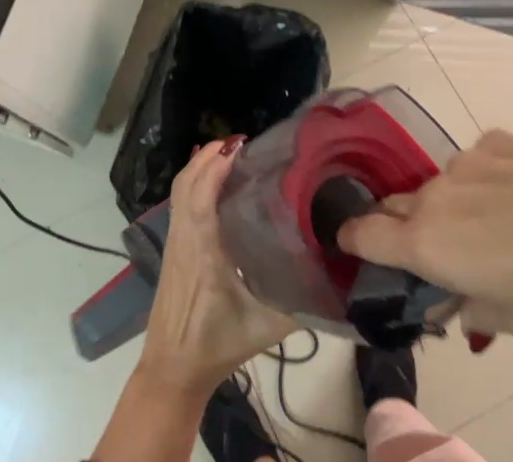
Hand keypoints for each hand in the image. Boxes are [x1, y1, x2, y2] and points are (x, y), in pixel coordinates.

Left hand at [138, 136, 296, 392]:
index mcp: (203, 251)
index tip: (242, 146)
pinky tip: (216, 186)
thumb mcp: (266, 327)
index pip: (201, 195)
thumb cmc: (217, 346)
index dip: (216, 165)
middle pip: (186, 183)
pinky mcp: (172, 249)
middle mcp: (184, 238)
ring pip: (179, 191)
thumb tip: (340, 276)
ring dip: (200, 167)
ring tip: (231, 156)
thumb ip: (301, 302)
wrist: (172, 369)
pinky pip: (179, 204)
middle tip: (242, 143)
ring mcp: (174, 243)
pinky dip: (194, 184)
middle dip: (209, 156)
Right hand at [338, 129, 512, 343]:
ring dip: (456, 206)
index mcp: (426, 245)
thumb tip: (456, 294)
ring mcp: (464, 162)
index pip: (360, 234)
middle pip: (397, 208)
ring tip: (509, 224)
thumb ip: (470, 306)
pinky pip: (477, 164)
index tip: (360, 249)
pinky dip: (491, 180)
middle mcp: (433, 197)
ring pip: (442, 187)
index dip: (353, 242)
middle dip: (409, 229)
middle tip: (450, 253)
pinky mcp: (496, 140)